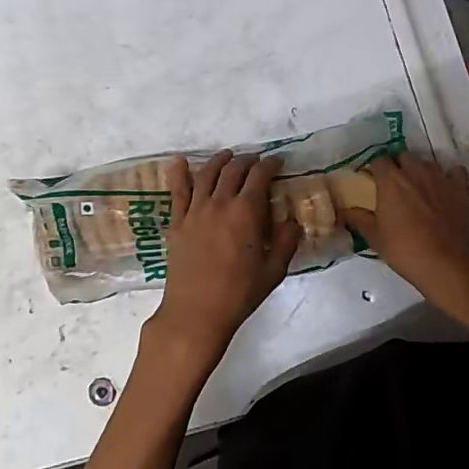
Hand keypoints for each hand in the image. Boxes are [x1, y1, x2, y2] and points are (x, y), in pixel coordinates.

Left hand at [144, 151, 301, 375]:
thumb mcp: (274, 270)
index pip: (260, 176)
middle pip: (234, 170)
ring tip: (227, 156)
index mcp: (246, 211)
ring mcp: (195, 210)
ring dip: (219, 161)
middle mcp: (220, 202)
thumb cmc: (239, 293)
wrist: (196, 312)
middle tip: (255, 161)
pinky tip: (179, 161)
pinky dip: (179, 173)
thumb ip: (286, 242)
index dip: (270, 164)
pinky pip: (178, 191)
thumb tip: (291, 222)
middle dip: (247, 160)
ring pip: (207, 174)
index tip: (277, 162)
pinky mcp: (177, 222)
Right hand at [340, 152, 468, 331]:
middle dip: (398, 166)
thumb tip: (344, 210)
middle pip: (403, 156)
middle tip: (396, 186)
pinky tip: (446, 189)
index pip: (378, 160)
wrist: (446, 263)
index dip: (376, 169)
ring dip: (421, 171)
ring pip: (427, 163)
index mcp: (390, 180)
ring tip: (420, 190)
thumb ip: (359, 219)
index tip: (374, 181)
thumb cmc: (405, 250)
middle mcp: (415, 171)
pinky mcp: (461, 187)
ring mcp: (440, 177)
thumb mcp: (375, 237)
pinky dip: (449, 177)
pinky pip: (455, 172)